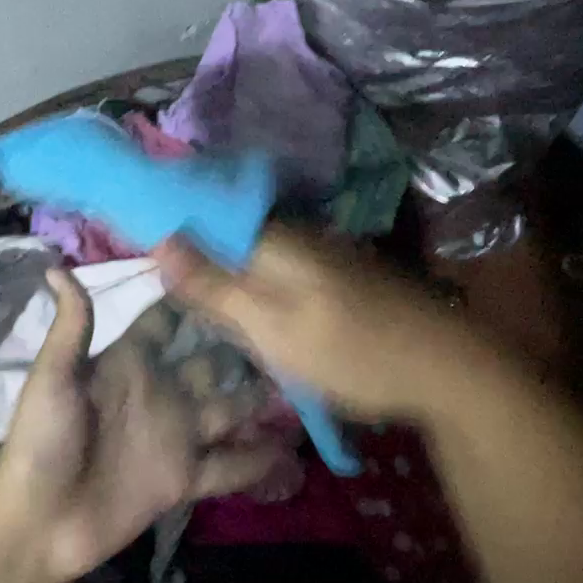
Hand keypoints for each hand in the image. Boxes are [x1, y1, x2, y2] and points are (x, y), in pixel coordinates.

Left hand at [0, 269, 283, 582]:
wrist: (41, 521)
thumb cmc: (42, 439)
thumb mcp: (53, 377)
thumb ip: (72, 326)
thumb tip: (58, 266)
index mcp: (127, 363)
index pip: (165, 322)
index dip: (193, 300)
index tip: (232, 272)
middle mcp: (158, 392)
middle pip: (206, 362)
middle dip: (241, 346)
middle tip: (287, 325)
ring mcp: (175, 435)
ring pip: (227, 409)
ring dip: (257, 398)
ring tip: (302, 379)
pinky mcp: (184, 478)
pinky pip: (229, 465)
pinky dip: (258, 459)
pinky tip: (294, 450)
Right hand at [156, 223, 469, 419]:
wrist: (450, 369)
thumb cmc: (352, 350)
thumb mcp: (273, 327)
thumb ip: (215, 286)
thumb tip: (157, 238)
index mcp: (269, 238)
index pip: (199, 213)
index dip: (165, 227)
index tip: (132, 245)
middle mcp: (290, 232)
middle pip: (221, 231)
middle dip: (190, 252)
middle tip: (163, 288)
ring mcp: (316, 251)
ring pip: (247, 250)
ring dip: (219, 269)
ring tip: (194, 301)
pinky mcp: (332, 272)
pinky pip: (272, 266)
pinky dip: (249, 282)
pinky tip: (244, 308)